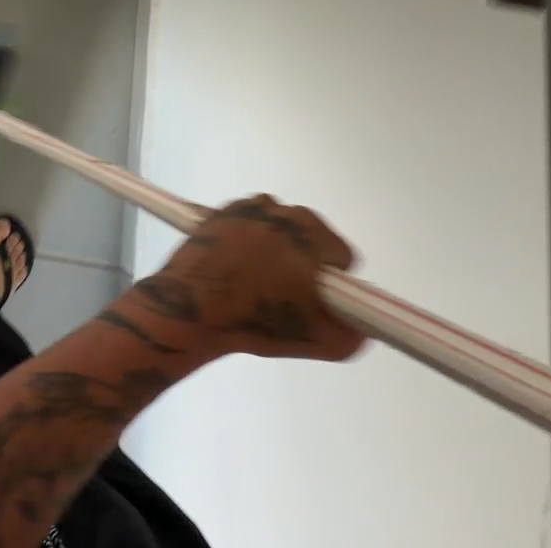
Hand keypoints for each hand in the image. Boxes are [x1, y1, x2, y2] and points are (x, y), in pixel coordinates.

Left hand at [132, 194, 365, 362]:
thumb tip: (358, 322)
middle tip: (283, 294)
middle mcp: (281, 210)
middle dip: (303, 263)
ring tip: (255, 282)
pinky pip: (244, 225)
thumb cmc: (261, 320)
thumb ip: (357, 330)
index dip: (334, 284)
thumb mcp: (328, 342)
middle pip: (308, 239)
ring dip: (273, 249)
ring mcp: (244, 208)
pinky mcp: (215, 212)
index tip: (314, 301)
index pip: (341, 257)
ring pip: (276, 230)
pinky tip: (235, 266)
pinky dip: (245, 240)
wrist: (192, 307)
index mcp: (312, 233)